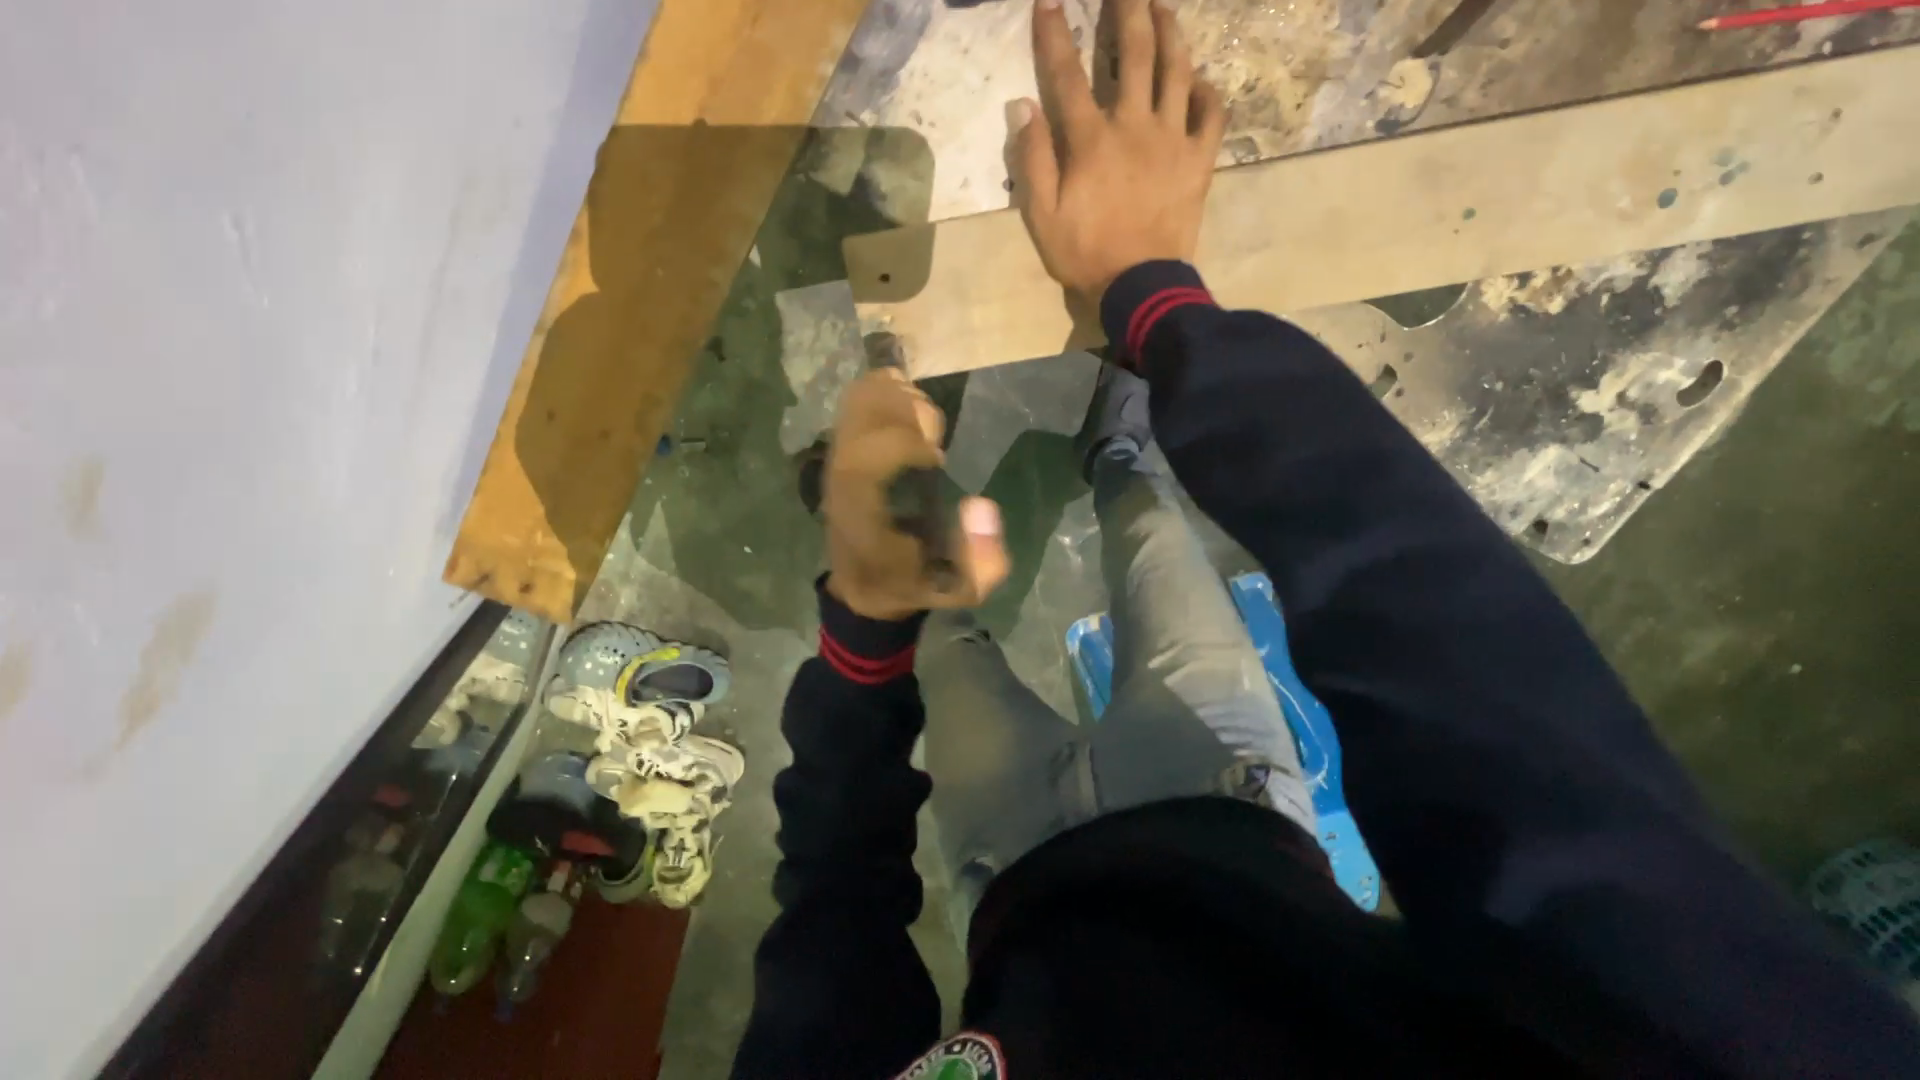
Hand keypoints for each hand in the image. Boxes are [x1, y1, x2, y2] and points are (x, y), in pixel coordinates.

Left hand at [823, 370, 1009, 619]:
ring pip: (860, 400)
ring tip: (925, 426)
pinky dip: (887, 388)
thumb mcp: (958, 589)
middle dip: (906, 413)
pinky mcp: (844, 446)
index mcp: (862, 514)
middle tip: (935, 437)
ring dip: (899, 398)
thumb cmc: (911, 584)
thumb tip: (982, 505)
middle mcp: (843, 476)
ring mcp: (838, 456)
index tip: (938, 458)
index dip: (903, 444)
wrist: (863, 586)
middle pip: (861, 416)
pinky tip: (912, 407)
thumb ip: (981, 560)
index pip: (864, 459)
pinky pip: (858, 399)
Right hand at [1008, 0, 1226, 311]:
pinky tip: (1201, 80)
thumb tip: (1022, 104)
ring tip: (1164, 7)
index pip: (1067, 74)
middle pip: (1132, 53)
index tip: (1049, 1)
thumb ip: (1032, 158)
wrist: (1140, 285)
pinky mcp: (1199, 160)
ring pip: (1175, 70)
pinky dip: (1208, 91)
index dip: (1053, 33)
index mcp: (1091, 139)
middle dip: (1127, 10)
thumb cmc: (1085, 253)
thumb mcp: (1042, 214)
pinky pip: (1211, 115)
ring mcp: (1172, 139)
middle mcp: (1134, 125)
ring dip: (1170, 32)